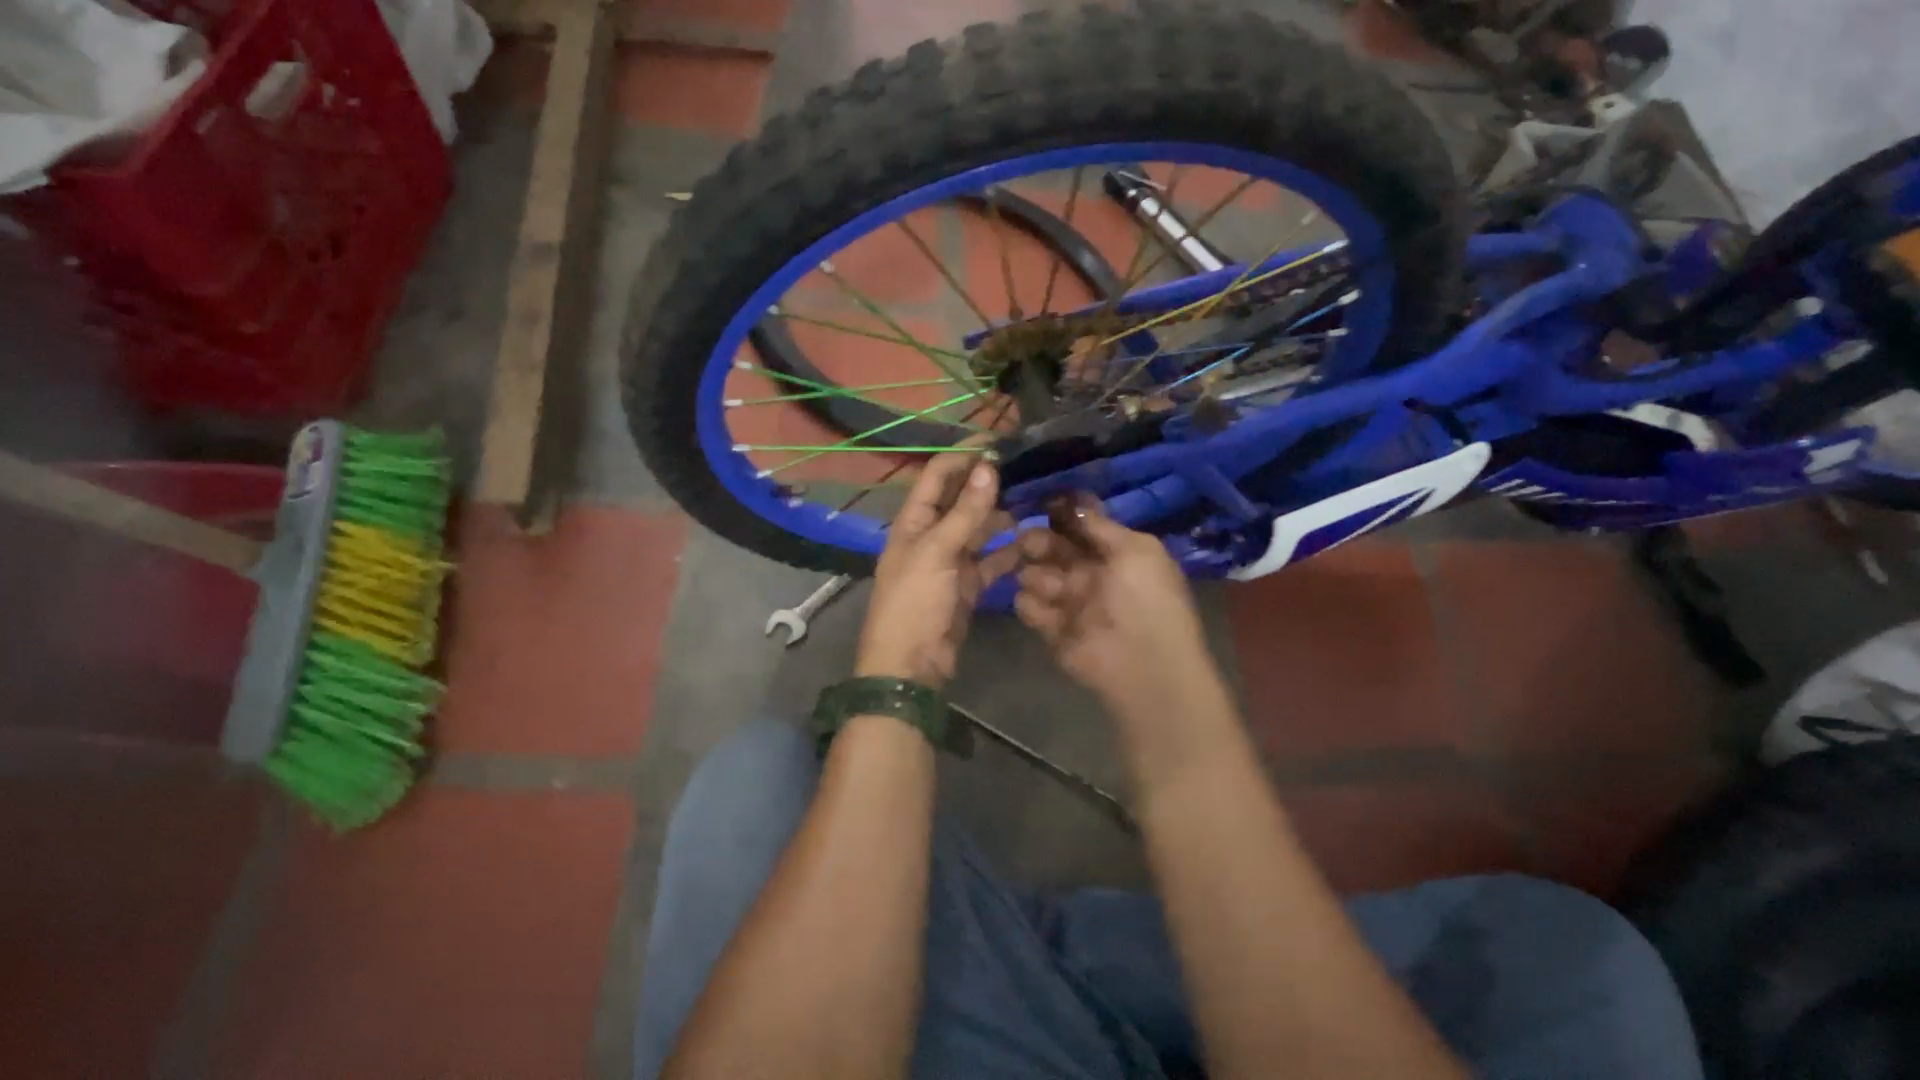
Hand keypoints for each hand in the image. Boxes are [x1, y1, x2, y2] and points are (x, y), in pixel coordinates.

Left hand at [854, 454, 1019, 687]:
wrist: (911, 666)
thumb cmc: (915, 604)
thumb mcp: (938, 553)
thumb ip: (965, 512)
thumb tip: (989, 467)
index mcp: (913, 522)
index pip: (938, 476)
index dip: (964, 457)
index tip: (1000, 443)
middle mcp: (931, 536)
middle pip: (960, 500)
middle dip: (988, 483)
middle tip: (1028, 468)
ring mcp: (950, 562)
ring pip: (979, 529)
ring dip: (1002, 515)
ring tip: (1036, 500)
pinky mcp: (968, 586)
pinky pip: (991, 561)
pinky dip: (1009, 551)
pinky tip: (1033, 540)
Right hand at [1014, 499, 1225, 728]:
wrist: (1143, 664)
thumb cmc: (1146, 599)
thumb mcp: (1135, 549)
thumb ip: (1100, 525)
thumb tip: (1071, 502)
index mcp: (1116, 552)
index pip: (1081, 525)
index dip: (1061, 513)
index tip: (1042, 504)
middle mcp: (1090, 573)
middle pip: (1052, 546)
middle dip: (1039, 540)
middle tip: (1028, 541)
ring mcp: (1069, 601)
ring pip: (1035, 573)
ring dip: (1038, 574)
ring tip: (1055, 588)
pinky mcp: (1052, 628)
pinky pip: (1028, 605)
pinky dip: (1032, 604)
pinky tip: (1047, 609)